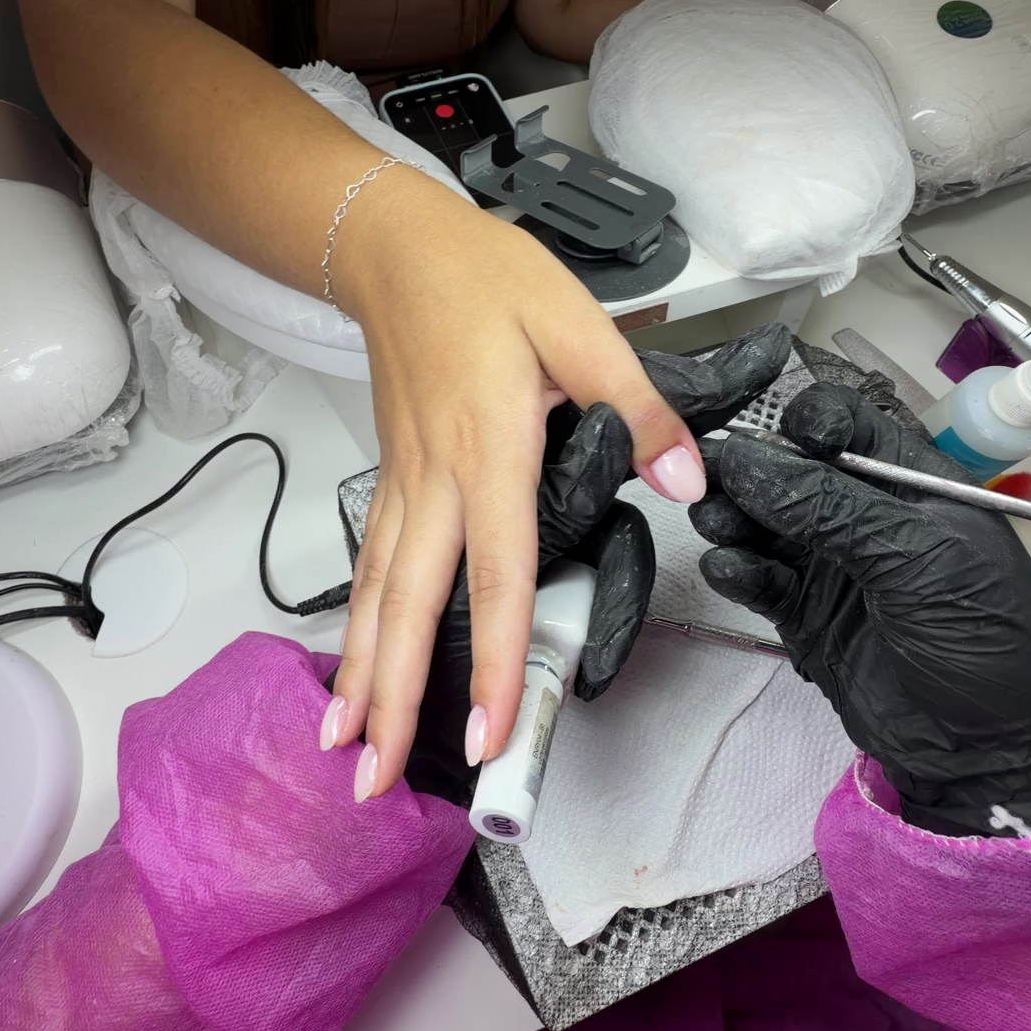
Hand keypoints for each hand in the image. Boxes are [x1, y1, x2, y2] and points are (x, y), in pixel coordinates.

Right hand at [326, 186, 713, 800]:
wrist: (399, 253)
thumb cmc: (485, 282)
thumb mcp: (578, 326)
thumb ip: (635, 407)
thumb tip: (688, 482)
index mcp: (489, 451)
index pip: (495, 577)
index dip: (490, 660)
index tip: (484, 735)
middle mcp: (436, 482)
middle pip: (409, 607)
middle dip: (392, 699)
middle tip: (371, 778)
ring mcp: (404, 481)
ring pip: (376, 592)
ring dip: (358, 672)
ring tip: (343, 742)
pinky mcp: (391, 474)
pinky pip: (371, 561)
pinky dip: (357, 619)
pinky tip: (350, 658)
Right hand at [690, 382, 1030, 836]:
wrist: (988, 753)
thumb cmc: (982, 639)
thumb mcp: (918, 560)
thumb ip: (828, 508)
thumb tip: (741, 462)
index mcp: (907, 484)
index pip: (846, 427)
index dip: (802, 423)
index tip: (763, 437)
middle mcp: (860, 515)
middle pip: (786, 473)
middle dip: (746, 472)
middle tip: (703, 480)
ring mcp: (826, 565)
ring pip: (760, 523)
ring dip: (732, 518)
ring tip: (715, 525)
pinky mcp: (798, 611)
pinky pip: (756, 576)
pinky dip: (736, 569)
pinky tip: (729, 570)